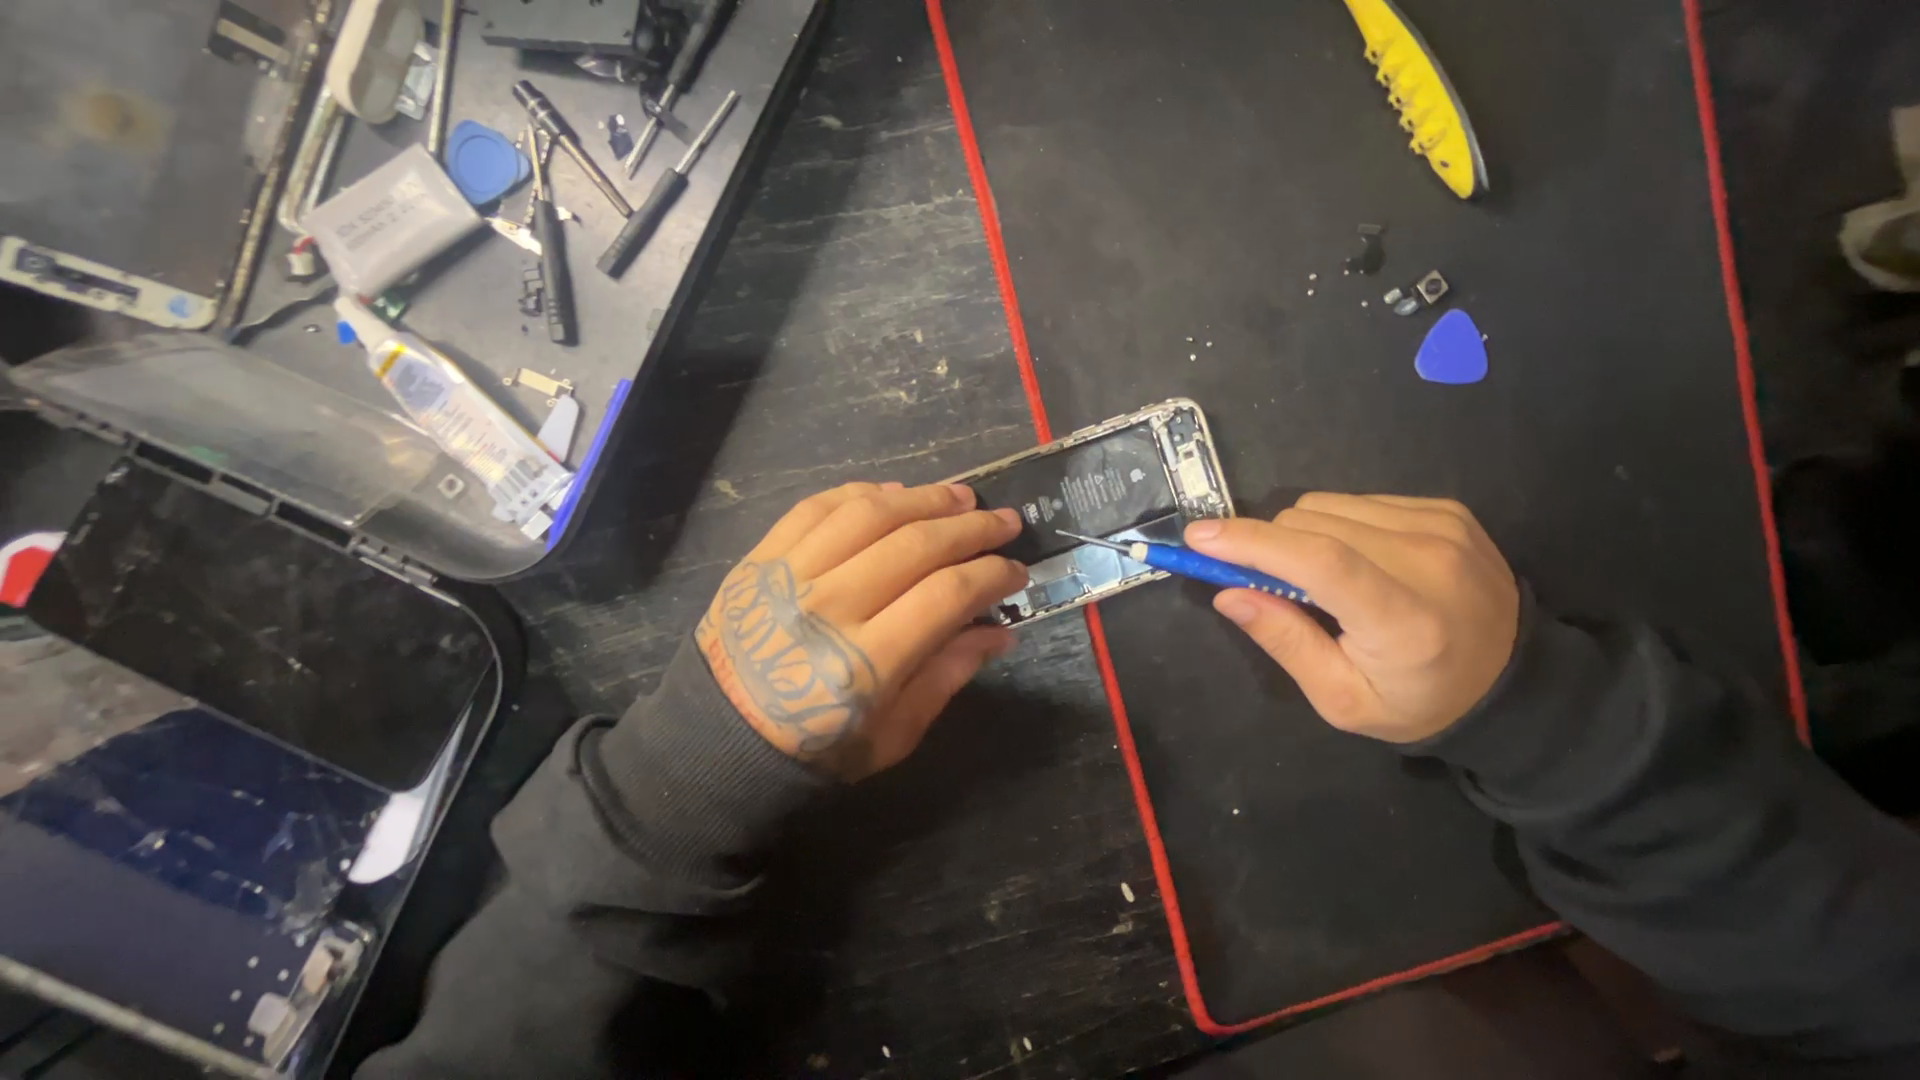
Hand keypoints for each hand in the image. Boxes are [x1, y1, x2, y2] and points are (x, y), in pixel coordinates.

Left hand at [695, 481, 1027, 779]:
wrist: (716, 741)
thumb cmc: (815, 748)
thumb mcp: (892, 736)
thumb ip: (946, 677)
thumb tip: (1000, 631)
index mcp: (864, 663)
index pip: (946, 594)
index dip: (991, 575)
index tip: (1015, 571)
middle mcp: (828, 607)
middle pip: (915, 544)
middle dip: (971, 528)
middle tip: (1006, 521)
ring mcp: (789, 575)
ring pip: (868, 513)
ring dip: (923, 498)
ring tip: (958, 497)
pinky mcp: (761, 558)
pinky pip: (817, 507)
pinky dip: (861, 494)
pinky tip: (894, 495)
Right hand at [1184, 493, 1520, 742]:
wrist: (1516, 681)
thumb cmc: (1419, 700)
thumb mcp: (1343, 699)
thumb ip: (1285, 642)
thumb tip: (1227, 593)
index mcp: (1403, 619)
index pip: (1317, 560)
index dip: (1252, 543)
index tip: (1198, 539)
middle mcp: (1427, 559)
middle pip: (1313, 523)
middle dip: (1267, 544)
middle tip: (1256, 578)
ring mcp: (1441, 527)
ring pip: (1329, 504)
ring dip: (1301, 534)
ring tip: (1317, 576)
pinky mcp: (1447, 510)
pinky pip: (1359, 500)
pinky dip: (1337, 525)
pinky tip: (1356, 559)